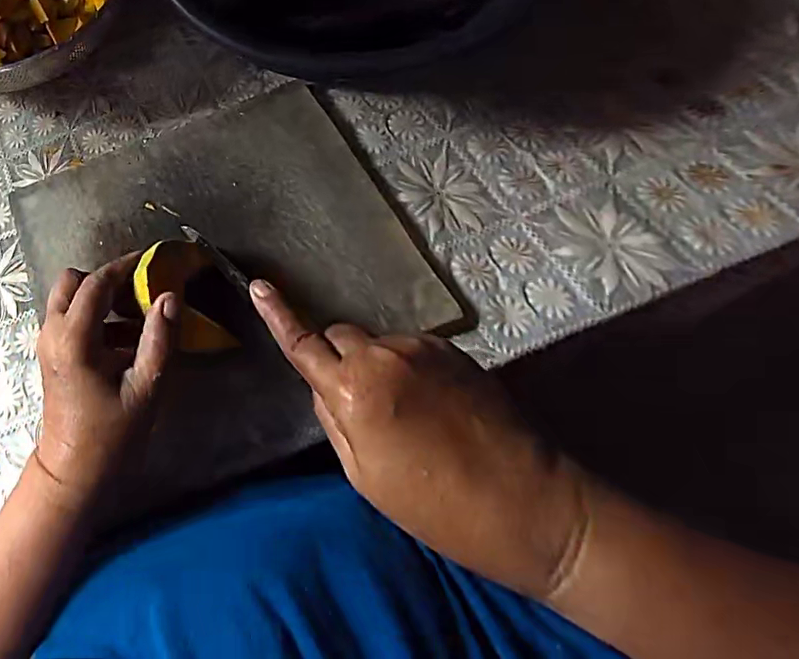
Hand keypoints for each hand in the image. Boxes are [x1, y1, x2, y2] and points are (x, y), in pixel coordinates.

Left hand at [30, 253, 176, 506]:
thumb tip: (170, 298)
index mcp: (73, 337)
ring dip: (99, 297)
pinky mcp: (51, 352)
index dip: (123, 267)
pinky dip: (94, 315)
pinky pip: (69, 317)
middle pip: (72, 282)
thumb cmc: (111, 435)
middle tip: (140, 291)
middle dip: (105, 279)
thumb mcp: (144, 388)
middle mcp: (52, 331)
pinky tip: (127, 338)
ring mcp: (48, 341)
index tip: (150, 261)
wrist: (73, 471)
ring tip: (139, 313)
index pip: (95, 284)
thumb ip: (159, 340)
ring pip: (68, 298)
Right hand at [250, 278, 592, 599]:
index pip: (301, 343)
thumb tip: (323, 387)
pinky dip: (408, 367)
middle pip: (339, 337)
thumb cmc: (439, 507)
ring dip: (378, 365)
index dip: (276, 314)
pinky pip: (409, 349)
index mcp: (353, 392)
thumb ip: (332, 420)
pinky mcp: (453, 352)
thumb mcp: (364, 476)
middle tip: (361, 402)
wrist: (540, 512)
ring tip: (410, 412)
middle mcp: (383, 359)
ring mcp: (421, 351)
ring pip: (376, 343)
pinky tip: (434, 404)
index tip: (258, 286)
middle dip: (339, 358)